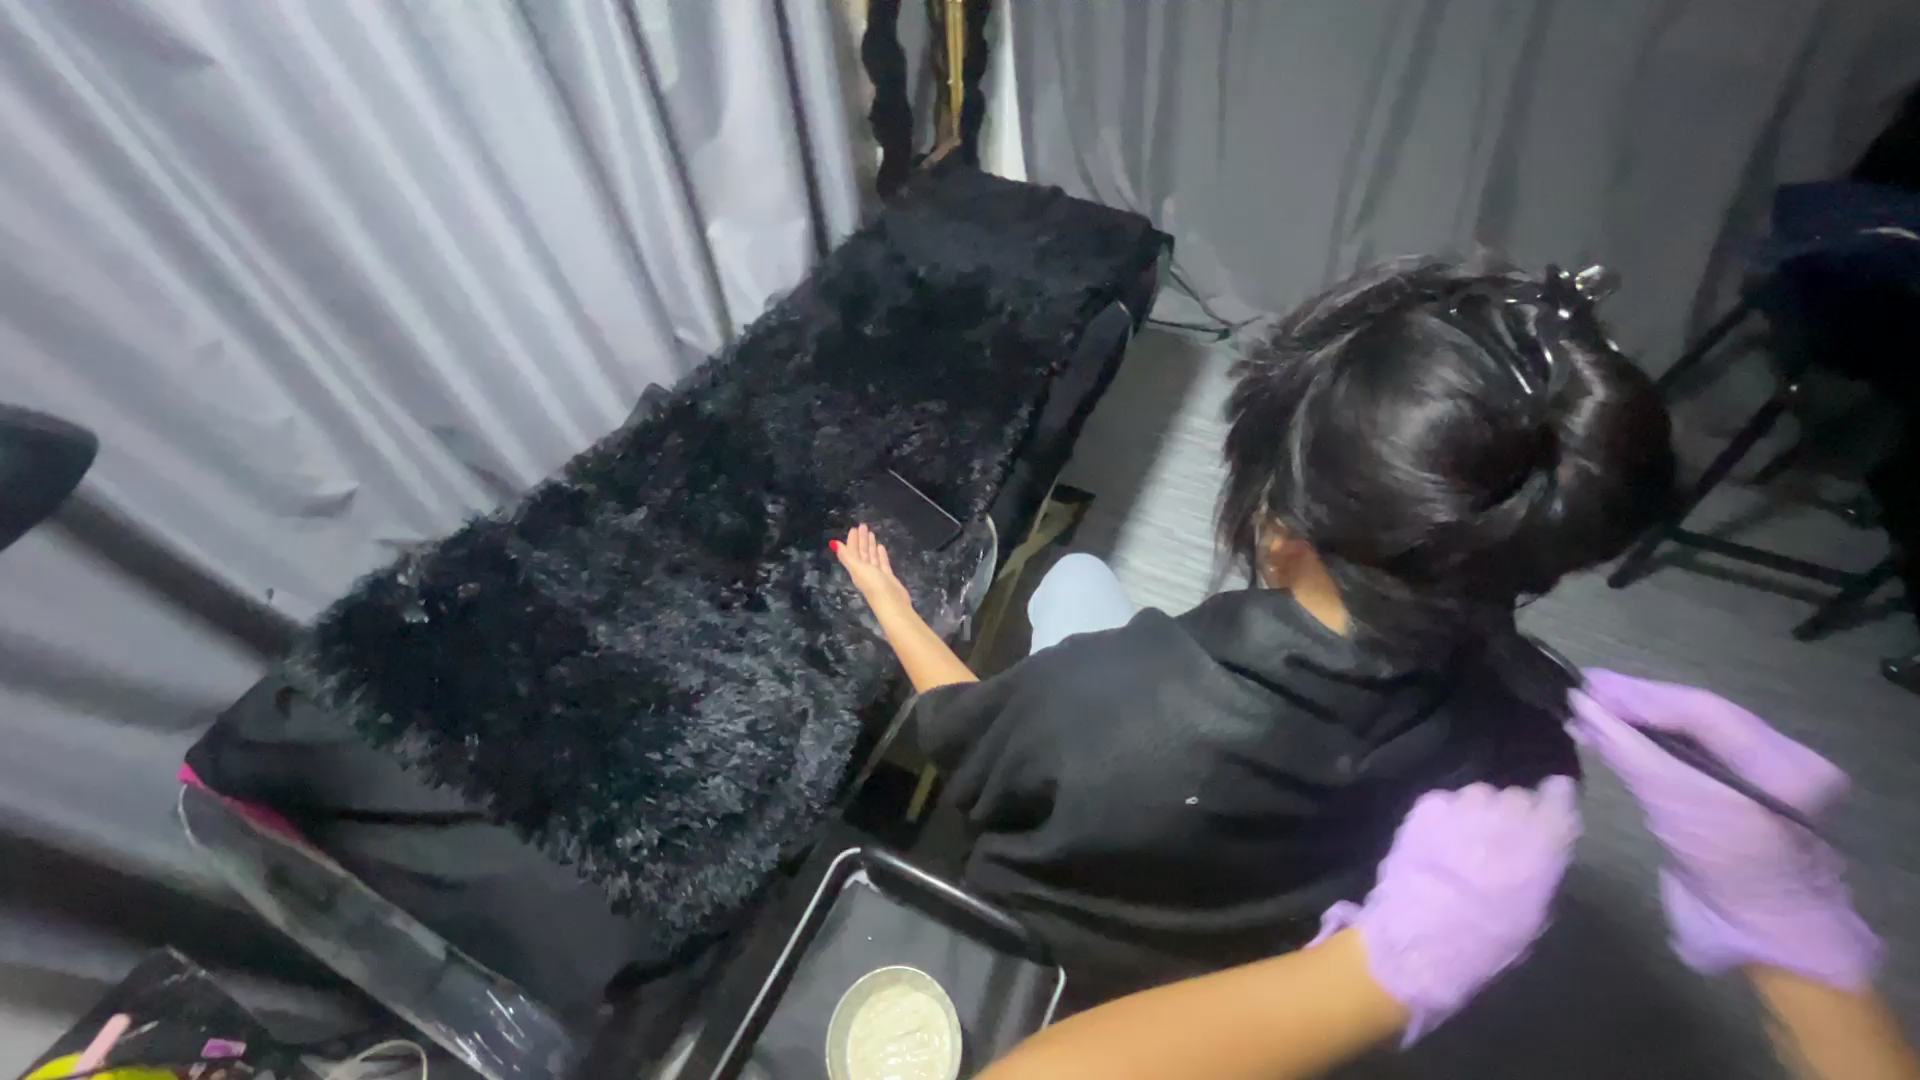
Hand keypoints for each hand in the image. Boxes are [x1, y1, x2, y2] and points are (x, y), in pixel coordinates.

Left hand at [832, 524, 914, 618]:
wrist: (892, 604)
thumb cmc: (874, 585)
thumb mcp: (858, 569)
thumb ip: (846, 556)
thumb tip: (833, 543)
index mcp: (856, 569)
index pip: (852, 552)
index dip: (851, 540)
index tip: (854, 528)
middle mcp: (864, 571)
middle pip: (861, 552)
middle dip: (861, 539)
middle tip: (863, 526)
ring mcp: (876, 574)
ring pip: (871, 556)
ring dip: (870, 545)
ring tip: (871, 533)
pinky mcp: (887, 577)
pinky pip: (882, 562)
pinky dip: (880, 554)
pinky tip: (880, 547)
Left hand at [1315, 778, 1579, 1043]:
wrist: (1419, 932)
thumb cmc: (1486, 938)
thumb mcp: (1531, 910)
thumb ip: (1538, 867)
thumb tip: (1537, 845)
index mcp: (1540, 849)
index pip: (1556, 802)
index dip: (1554, 796)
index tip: (1553, 794)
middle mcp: (1504, 819)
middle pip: (1515, 796)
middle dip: (1511, 811)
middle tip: (1499, 834)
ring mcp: (1462, 806)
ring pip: (1479, 794)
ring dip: (1477, 810)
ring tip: (1465, 837)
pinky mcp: (1426, 805)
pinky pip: (1444, 800)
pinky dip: (1446, 813)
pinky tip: (1438, 838)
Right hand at [1569, 670, 1879, 990]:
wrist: (1753, 937)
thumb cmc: (1727, 867)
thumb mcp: (1679, 803)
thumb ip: (1631, 749)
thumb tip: (1578, 701)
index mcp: (1786, 763)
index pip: (1704, 711)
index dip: (1640, 696)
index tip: (1582, 686)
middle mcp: (1773, 764)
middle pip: (1691, 717)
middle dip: (1631, 705)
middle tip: (1575, 692)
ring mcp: (1745, 782)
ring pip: (1678, 735)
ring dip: (1626, 723)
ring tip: (1578, 712)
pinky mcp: (1715, 798)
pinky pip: (1672, 757)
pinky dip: (1633, 744)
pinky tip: (1600, 736)